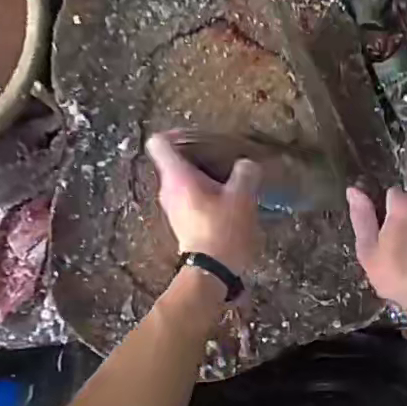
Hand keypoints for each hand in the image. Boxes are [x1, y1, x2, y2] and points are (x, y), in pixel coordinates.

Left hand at [146, 132, 260, 277]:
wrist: (212, 271)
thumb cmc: (224, 229)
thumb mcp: (242, 196)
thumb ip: (245, 173)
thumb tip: (246, 165)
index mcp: (177, 176)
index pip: (159, 142)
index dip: (177, 134)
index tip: (200, 138)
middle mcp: (168, 189)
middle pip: (175, 161)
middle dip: (199, 156)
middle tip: (225, 159)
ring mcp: (173, 208)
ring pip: (184, 181)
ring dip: (205, 177)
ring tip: (231, 181)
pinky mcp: (183, 223)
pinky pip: (191, 198)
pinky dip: (206, 195)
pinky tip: (228, 202)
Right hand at [347, 186, 406, 322]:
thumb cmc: (398, 273)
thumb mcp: (369, 248)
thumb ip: (361, 217)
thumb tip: (353, 190)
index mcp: (404, 204)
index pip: (386, 193)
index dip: (376, 209)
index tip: (371, 231)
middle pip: (400, 208)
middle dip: (390, 223)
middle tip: (380, 250)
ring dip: (403, 236)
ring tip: (395, 261)